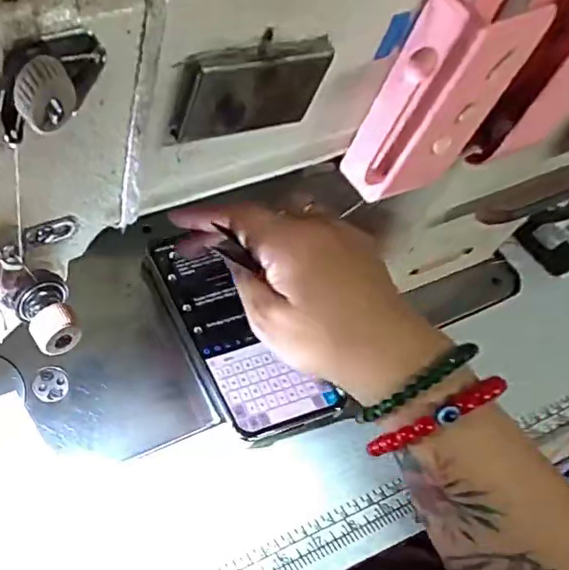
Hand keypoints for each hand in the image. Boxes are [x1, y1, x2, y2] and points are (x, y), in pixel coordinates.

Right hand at [169, 201, 450, 401]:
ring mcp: (340, 234)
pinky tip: (284, 267)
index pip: (236, 215)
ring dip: (260, 236)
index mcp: (288, 240)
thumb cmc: (327, 342)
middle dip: (228, 230)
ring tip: (242, 260)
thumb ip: (246, 284)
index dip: (204, 218)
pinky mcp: (357, 249)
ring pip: (289, 222)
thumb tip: (237, 262)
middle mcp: (316, 225)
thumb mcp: (269, 321)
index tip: (180, 222)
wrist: (388, 354)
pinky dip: (289, 243)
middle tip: (202, 249)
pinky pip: (313, 234)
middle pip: (262, 216)